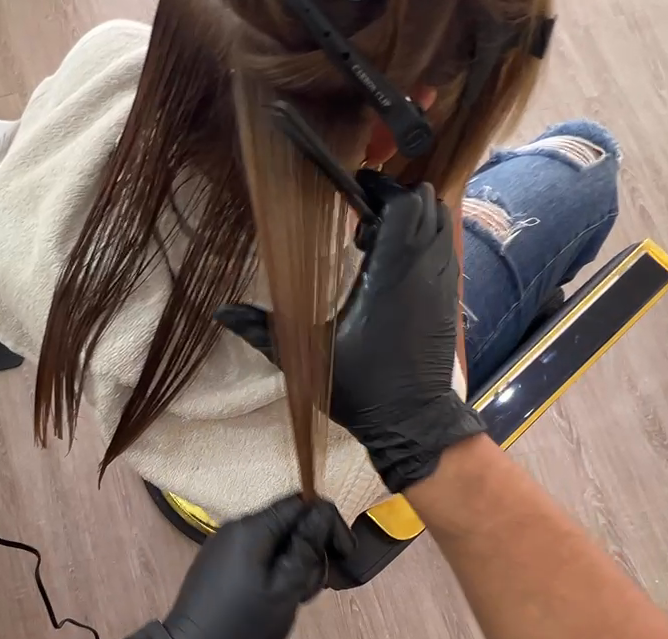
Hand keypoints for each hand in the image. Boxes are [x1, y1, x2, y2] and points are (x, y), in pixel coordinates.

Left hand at [118, 494, 352, 638]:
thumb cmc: (243, 626)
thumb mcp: (286, 588)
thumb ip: (306, 546)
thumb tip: (322, 511)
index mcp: (251, 528)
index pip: (301, 503)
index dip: (328, 524)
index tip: (343, 556)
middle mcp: (234, 529)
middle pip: (288, 522)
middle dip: (311, 549)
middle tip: (314, 588)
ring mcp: (223, 547)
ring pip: (274, 541)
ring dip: (295, 564)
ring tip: (296, 599)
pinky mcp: (218, 565)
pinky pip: (257, 555)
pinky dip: (276, 571)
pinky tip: (278, 599)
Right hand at [215, 174, 486, 491]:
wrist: (411, 420)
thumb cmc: (361, 388)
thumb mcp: (308, 357)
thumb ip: (262, 329)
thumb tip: (219, 312)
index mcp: (391, 274)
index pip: (401, 204)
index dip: (378, 189)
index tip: (352, 191)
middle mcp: (424, 269)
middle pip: (425, 203)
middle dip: (394, 199)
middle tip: (360, 219)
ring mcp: (442, 282)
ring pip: (441, 221)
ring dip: (412, 218)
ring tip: (377, 240)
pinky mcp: (448, 297)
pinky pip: (444, 246)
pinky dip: (423, 240)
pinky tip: (393, 265)